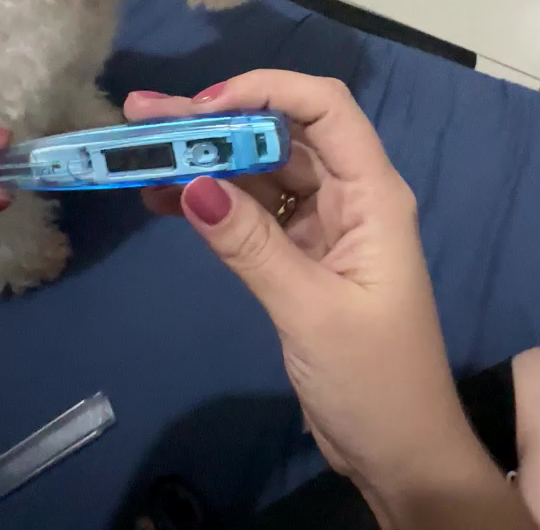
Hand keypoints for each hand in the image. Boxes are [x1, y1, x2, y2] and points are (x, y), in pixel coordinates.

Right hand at [127, 74, 531, 528]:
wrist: (400, 449)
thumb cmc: (374, 378)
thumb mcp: (311, 310)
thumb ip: (252, 246)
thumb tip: (190, 184)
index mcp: (373, 193)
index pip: (327, 109)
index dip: (268, 91)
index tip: (203, 107)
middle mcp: (351, 193)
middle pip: (286, 134)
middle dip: (220, 120)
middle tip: (146, 112)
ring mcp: (325, 222)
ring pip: (264, 170)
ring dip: (208, 158)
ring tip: (139, 149)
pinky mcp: (303, 252)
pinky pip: (256, 211)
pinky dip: (215, 202)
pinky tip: (164, 197)